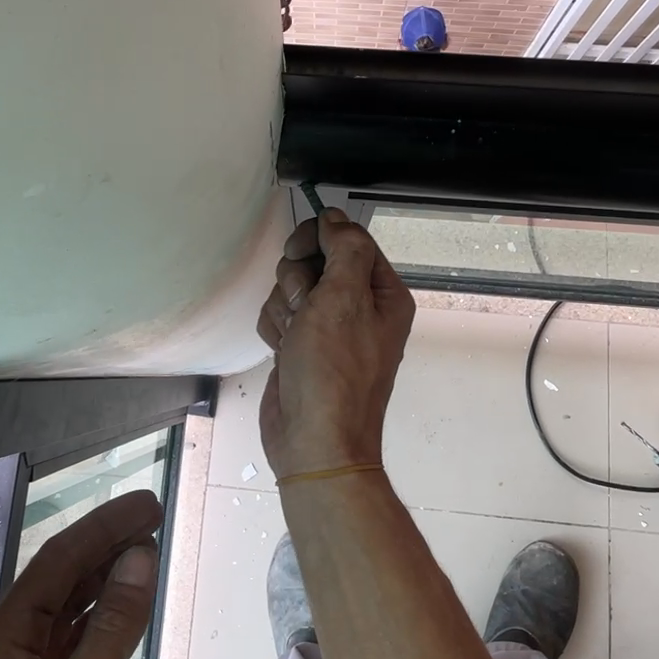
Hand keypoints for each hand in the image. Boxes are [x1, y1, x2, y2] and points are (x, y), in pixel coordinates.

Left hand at [0, 490, 162, 658]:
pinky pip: (75, 643)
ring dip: (108, 578)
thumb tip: (141, 555)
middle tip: (154, 517)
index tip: (148, 503)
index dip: (104, 526)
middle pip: (61, 580)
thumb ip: (113, 625)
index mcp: (1, 641)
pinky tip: (130, 604)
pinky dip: (106, 618)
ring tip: (147, 550)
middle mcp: (7, 651)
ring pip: (69, 610)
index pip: (57, 562)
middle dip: (107, 545)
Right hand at [256, 209, 416, 478]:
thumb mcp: (344, 299)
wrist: (313, 441)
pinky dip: (275, 329)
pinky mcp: (301, 345)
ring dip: (285, 308)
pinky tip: (283, 351)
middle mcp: (358, 307)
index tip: (300, 251)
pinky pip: (279, 315)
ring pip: (291, 287)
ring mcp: (328, 327)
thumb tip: (334, 217)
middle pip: (315, 260)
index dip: (320, 240)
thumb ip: (344, 248)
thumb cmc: (333, 370)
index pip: (349, 240)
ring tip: (295, 338)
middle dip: (298, 280)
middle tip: (302, 304)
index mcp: (382, 293)